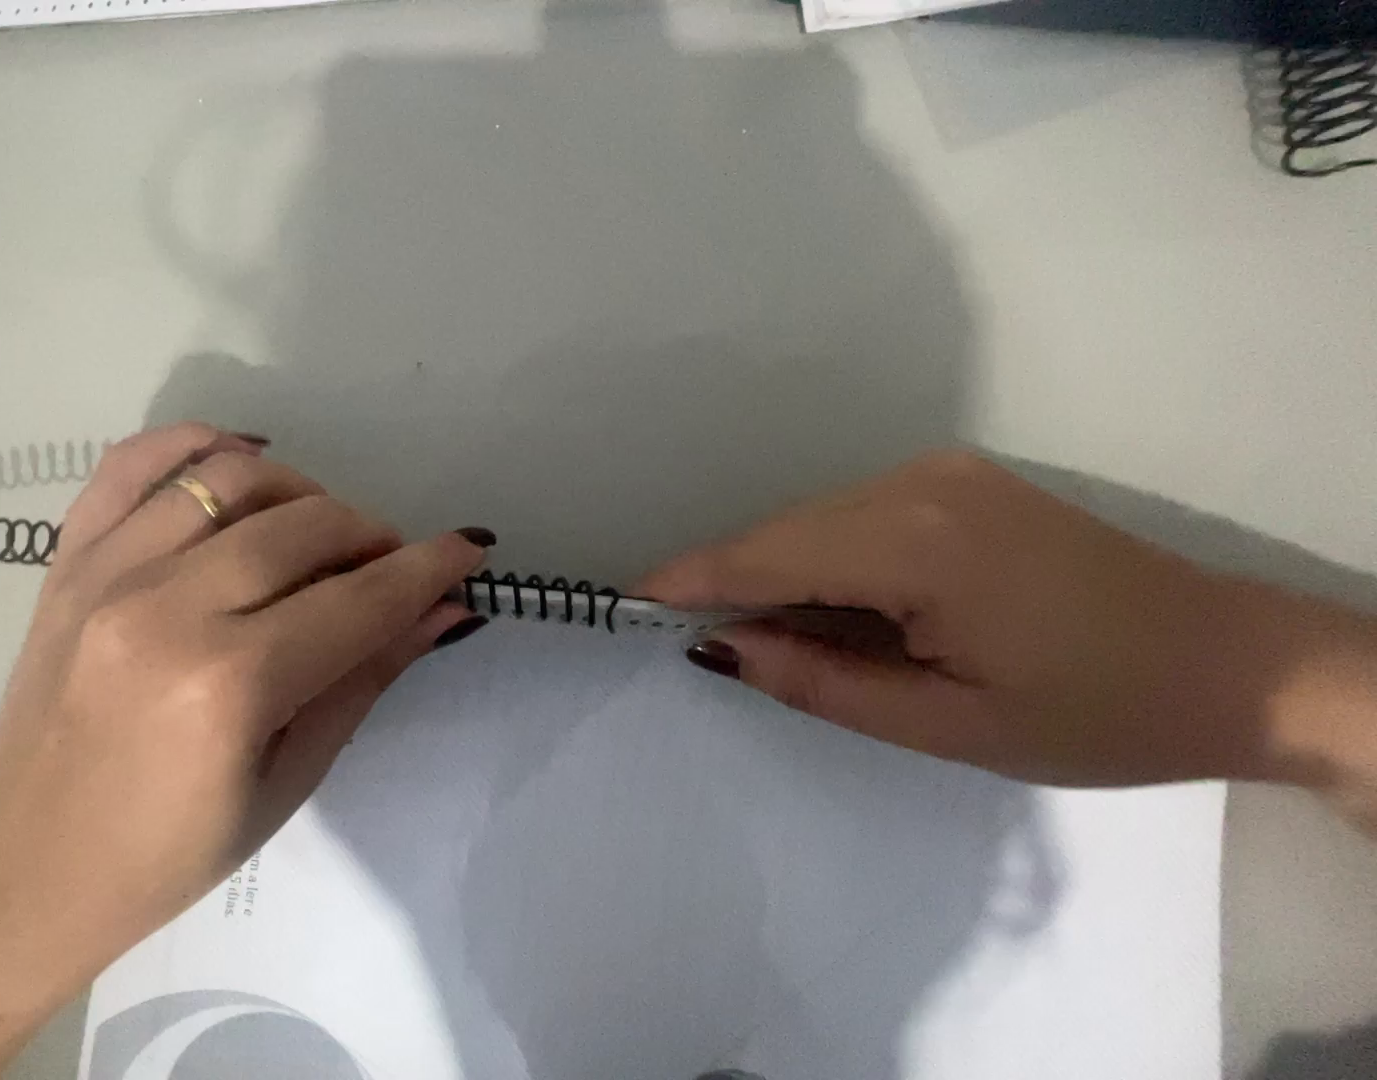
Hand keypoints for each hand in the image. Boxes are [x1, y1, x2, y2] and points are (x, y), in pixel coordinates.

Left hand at [0, 422, 490, 1079]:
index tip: (467, 548)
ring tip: (320, 529)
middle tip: (389, 564)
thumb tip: (444, 607)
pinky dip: (195, 443)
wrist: (34, 872)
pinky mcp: (63, 563)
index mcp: (228, 685)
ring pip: (232, 478)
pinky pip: (131, 464)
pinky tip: (241, 455)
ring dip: (301, 490)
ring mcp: (104, 575)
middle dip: (372, 535)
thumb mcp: (292, 777)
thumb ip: (367, 674)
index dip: (426, 568)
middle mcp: (165, 609)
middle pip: (304, 527)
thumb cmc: (175, 851)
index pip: (358, 599)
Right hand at [637, 450, 1376, 796]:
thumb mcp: (945, 726)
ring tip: (784, 639)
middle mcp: (918, 485)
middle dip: (729, 582)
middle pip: (781, 532)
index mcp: (919, 544)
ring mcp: (938, 474)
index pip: (767, 556)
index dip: (692, 579)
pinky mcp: (951, 480)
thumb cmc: (1095, 713)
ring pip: (809, 521)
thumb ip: (818, 682)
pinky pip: (846, 517)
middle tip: (708, 643)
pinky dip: (817, 560)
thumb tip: (720, 647)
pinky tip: (836, 608)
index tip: (628, 600)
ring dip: (776, 574)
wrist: (1238, 667)